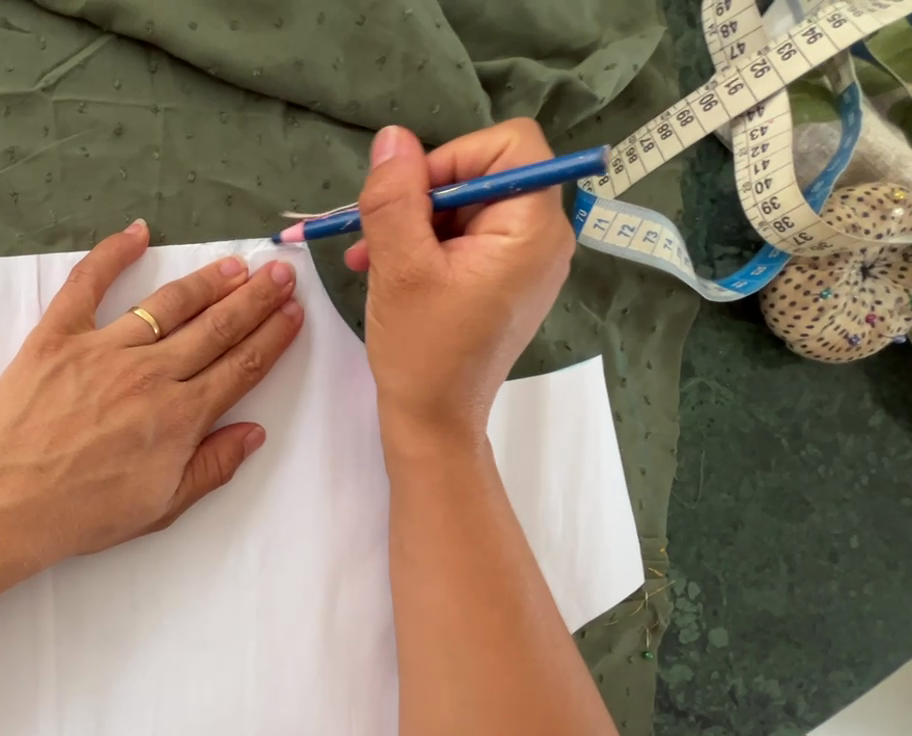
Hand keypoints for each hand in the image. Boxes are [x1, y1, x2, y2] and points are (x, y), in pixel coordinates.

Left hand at [0, 221, 303, 562]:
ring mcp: (104, 349)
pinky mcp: (58, 336)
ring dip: (207, 282)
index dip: (271, 338)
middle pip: (215, 329)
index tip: (292, 313)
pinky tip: (138, 233)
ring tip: (234, 265)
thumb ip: (212, 468)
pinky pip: (87, 284)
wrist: (10, 502)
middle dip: (253, 300)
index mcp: (181, 417)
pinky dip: (112, 254)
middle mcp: (152, 374)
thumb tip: (254, 431)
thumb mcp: (161, 507)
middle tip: (279, 274)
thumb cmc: (86, 513)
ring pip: (168, 305)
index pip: (240, 368)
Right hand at [346, 120, 574, 459]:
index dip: (448, 158)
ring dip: (413, 226)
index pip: (506, 145)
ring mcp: (525, 263)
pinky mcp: (504, 284)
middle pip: (483, 177)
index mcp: (532, 227)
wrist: (433, 421)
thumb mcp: (398, 269)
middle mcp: (542, 237)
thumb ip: (394, 199)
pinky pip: (467, 243)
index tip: (401, 201)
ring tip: (368, 260)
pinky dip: (426, 249)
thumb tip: (392, 139)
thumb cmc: (421, 350)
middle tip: (372, 236)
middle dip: (420, 199)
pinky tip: (389, 274)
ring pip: (467, 211)